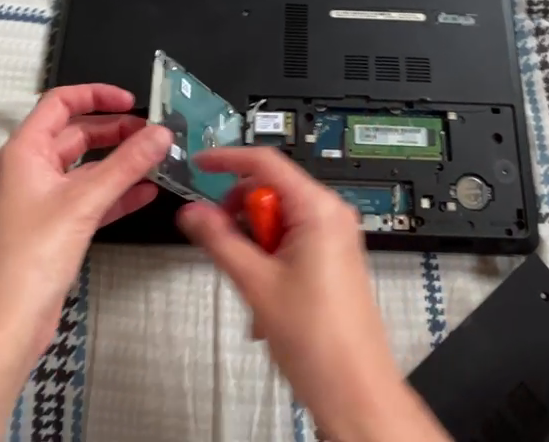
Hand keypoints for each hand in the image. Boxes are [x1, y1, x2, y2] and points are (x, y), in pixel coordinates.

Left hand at [0, 84, 169, 441]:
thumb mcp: (83, 201)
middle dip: (116, 130)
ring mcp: (43, 199)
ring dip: (120, 161)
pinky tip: (146, 192)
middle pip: (77, 133)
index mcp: (25, 151)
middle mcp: (31, 169)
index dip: (96, 95)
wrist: (4, 325)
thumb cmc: (28, 258)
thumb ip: (127, 164)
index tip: (132, 102)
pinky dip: (117, 192)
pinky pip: (91, 197)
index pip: (61, 103)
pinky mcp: (55, 227)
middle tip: (154, 134)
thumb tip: (160, 134)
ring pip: (87, 166)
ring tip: (158, 158)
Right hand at [176, 147, 449, 441]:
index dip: (228, 159)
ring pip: (278, 220)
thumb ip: (219, 241)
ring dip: (254, 247)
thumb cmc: (319, 340)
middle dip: (241, 216)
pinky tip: (265, 300)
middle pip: (271, 191)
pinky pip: (291, 241)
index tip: (201, 163)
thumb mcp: (256, 283)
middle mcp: (331, 214)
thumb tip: (193, 212)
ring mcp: (335, 237)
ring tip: (252, 287)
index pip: (266, 162)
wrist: (355, 389)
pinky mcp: (333, 258)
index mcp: (318, 208)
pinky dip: (269, 260)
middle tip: (222, 244)